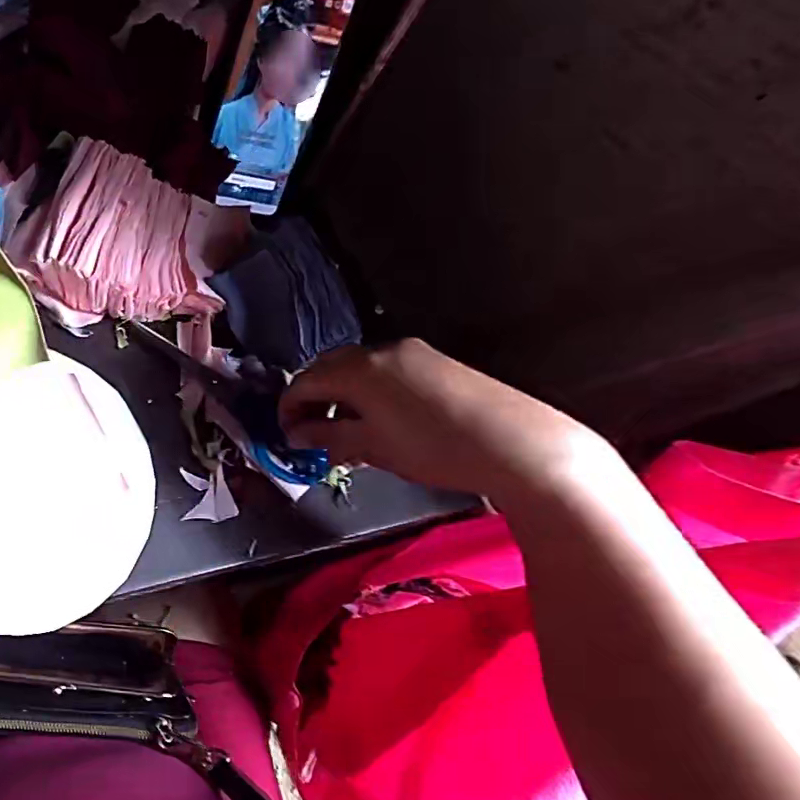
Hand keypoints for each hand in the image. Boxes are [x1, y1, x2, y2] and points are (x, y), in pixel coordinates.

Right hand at [278, 340, 617, 502]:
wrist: (513, 443)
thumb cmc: (435, 448)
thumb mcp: (372, 448)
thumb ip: (328, 437)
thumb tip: (299, 434)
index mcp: (359, 370)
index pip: (305, 382)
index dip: (288, 408)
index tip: (285, 433)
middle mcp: (381, 351)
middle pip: (328, 368)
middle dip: (312, 398)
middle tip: (308, 431)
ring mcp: (410, 353)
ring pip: (357, 369)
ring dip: (339, 395)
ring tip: (341, 431)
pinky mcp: (433, 362)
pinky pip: (383, 371)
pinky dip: (366, 391)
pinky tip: (375, 420)